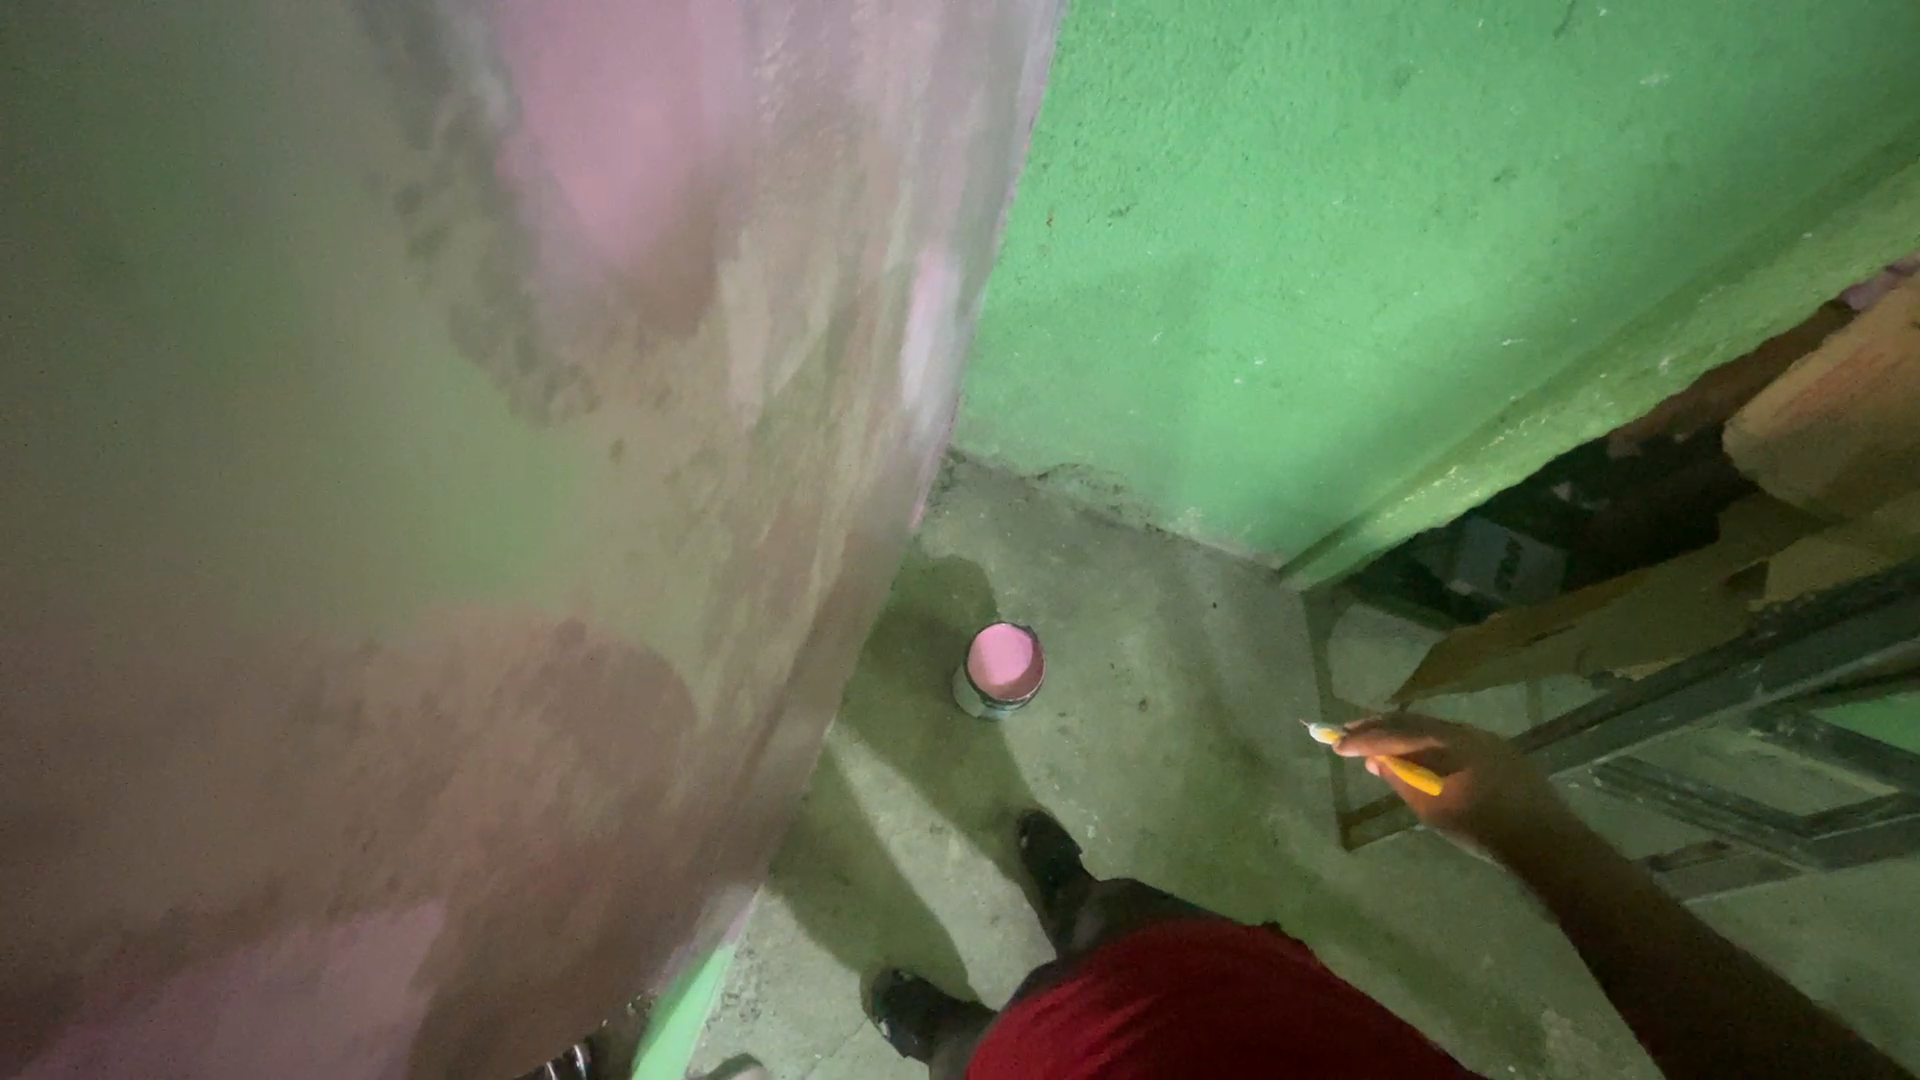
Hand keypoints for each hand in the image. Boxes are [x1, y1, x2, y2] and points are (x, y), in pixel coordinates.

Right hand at [1333, 712, 1581, 855]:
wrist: (1552, 847)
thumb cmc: (1485, 829)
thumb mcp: (1432, 808)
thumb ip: (1402, 779)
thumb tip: (1378, 760)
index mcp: (1448, 740)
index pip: (1395, 732)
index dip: (1362, 738)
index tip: (1336, 744)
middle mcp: (1466, 731)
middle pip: (1412, 723)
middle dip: (1377, 728)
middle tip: (1347, 732)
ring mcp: (1486, 740)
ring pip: (1432, 729)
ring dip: (1402, 735)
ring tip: (1377, 744)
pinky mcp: (1500, 754)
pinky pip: (1451, 740)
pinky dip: (1426, 744)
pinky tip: (1419, 757)